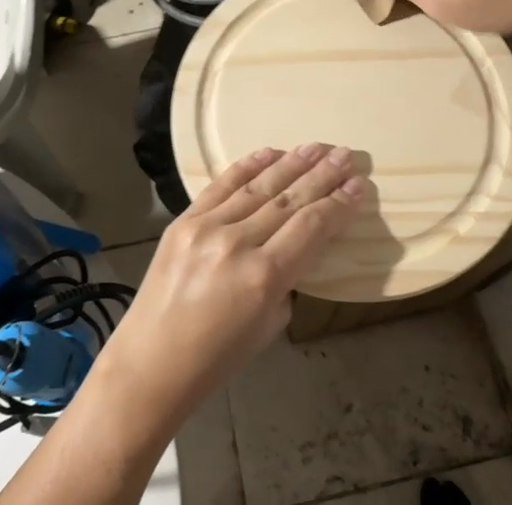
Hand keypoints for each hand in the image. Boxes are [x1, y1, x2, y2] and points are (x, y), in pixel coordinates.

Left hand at [89, 144, 366, 424]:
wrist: (152, 363)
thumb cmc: (218, 357)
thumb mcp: (269, 325)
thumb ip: (286, 279)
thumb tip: (292, 247)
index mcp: (263, 277)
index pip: (311, 227)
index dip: (338, 204)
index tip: (359, 185)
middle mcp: (236, 243)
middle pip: (289, 199)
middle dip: (322, 175)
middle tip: (346, 154)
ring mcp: (206, 227)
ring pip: (258, 186)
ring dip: (291, 163)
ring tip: (316, 147)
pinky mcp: (183, 220)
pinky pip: (221, 185)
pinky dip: (248, 165)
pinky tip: (271, 152)